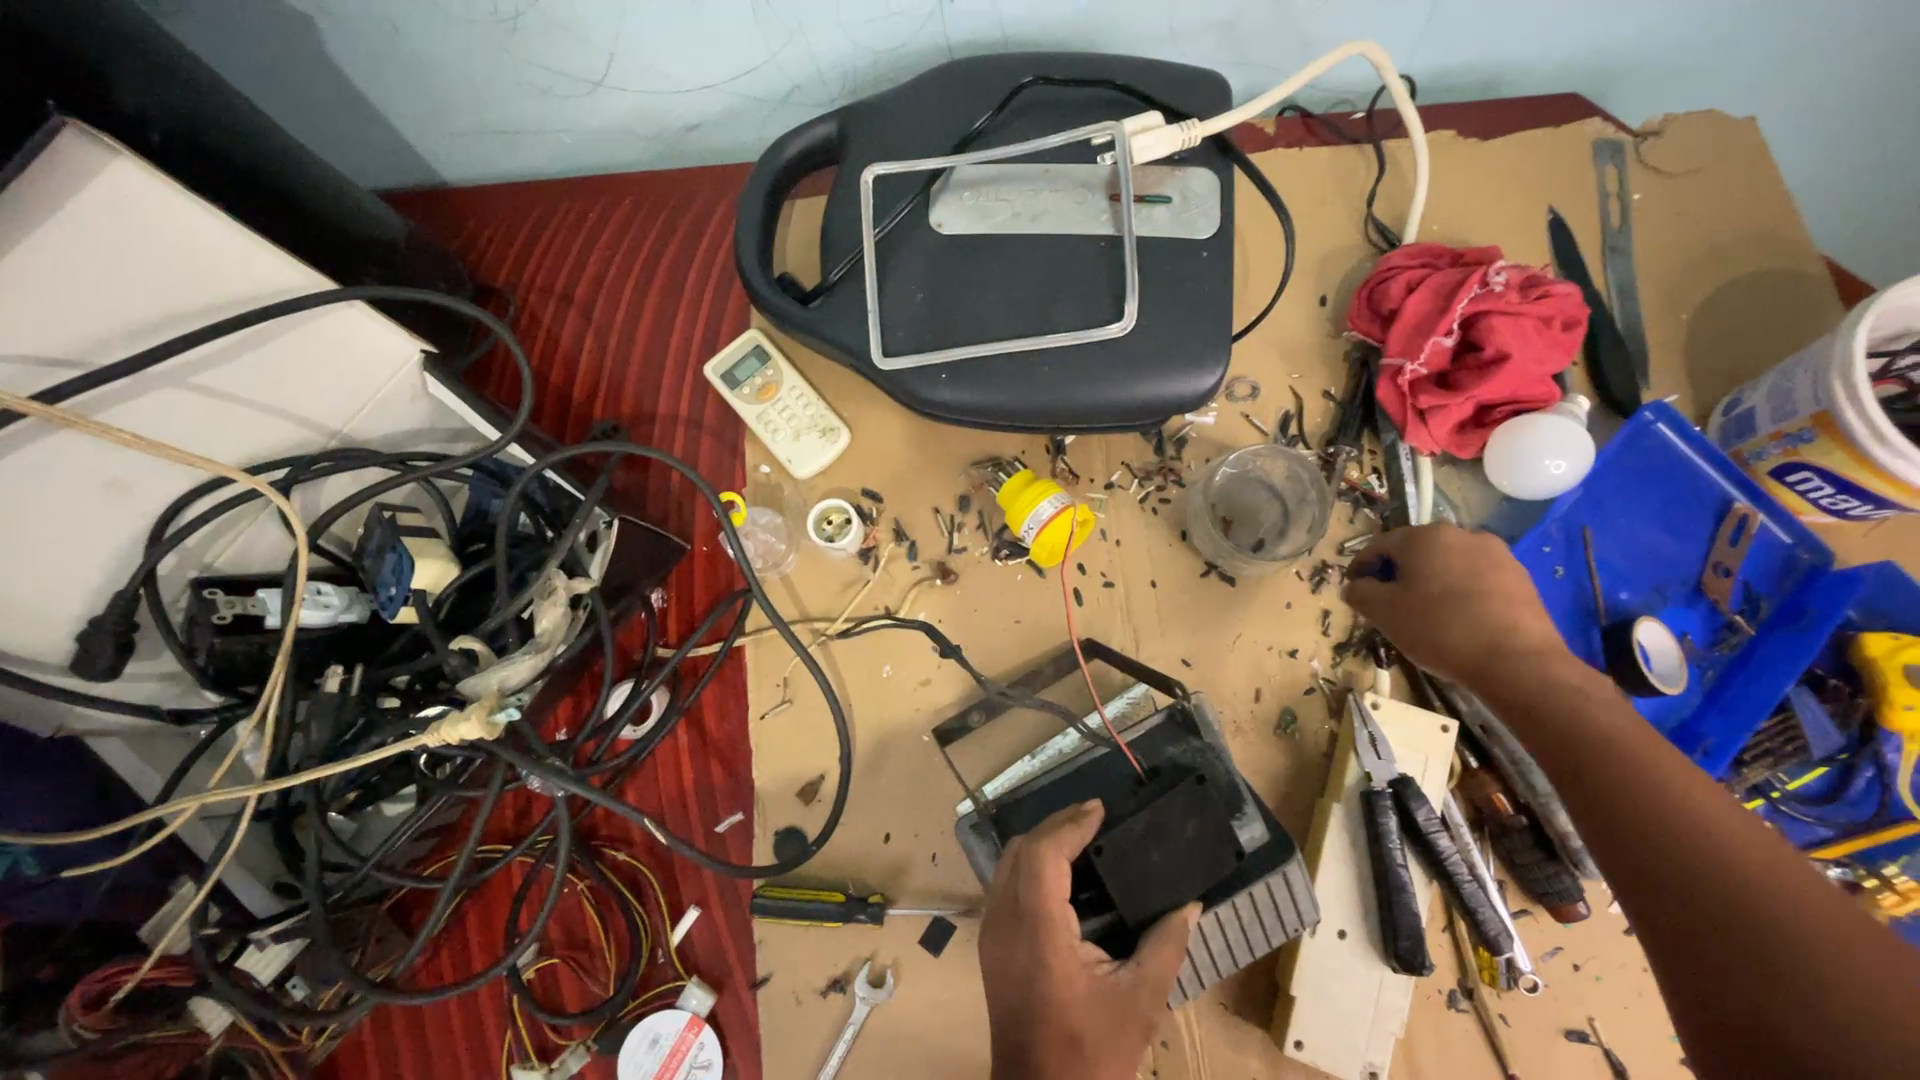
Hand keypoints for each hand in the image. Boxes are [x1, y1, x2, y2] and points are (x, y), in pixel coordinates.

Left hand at [979, 800, 1197, 1079]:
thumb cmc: (1092, 1052)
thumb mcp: (1140, 1001)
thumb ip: (1166, 945)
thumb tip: (1191, 904)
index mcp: (1037, 931)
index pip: (1043, 854)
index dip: (1070, 825)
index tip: (1100, 808)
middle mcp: (1004, 923)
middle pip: (1019, 851)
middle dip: (1055, 826)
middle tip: (1095, 818)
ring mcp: (991, 934)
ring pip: (1007, 865)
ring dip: (1041, 844)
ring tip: (1082, 836)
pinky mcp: (991, 946)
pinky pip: (1004, 885)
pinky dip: (1030, 866)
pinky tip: (1062, 873)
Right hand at [1343, 523, 1570, 690]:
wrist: (1517, 661)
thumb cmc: (1440, 629)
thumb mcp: (1384, 613)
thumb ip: (1360, 593)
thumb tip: (1355, 586)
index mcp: (1423, 537)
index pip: (1379, 544)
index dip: (1361, 566)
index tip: (1354, 589)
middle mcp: (1461, 534)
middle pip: (1416, 551)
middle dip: (1399, 573)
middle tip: (1389, 603)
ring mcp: (1496, 553)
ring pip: (1449, 563)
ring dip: (1432, 581)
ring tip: (1426, 613)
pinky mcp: (1519, 576)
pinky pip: (1477, 578)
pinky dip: (1461, 592)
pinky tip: (1460, 619)